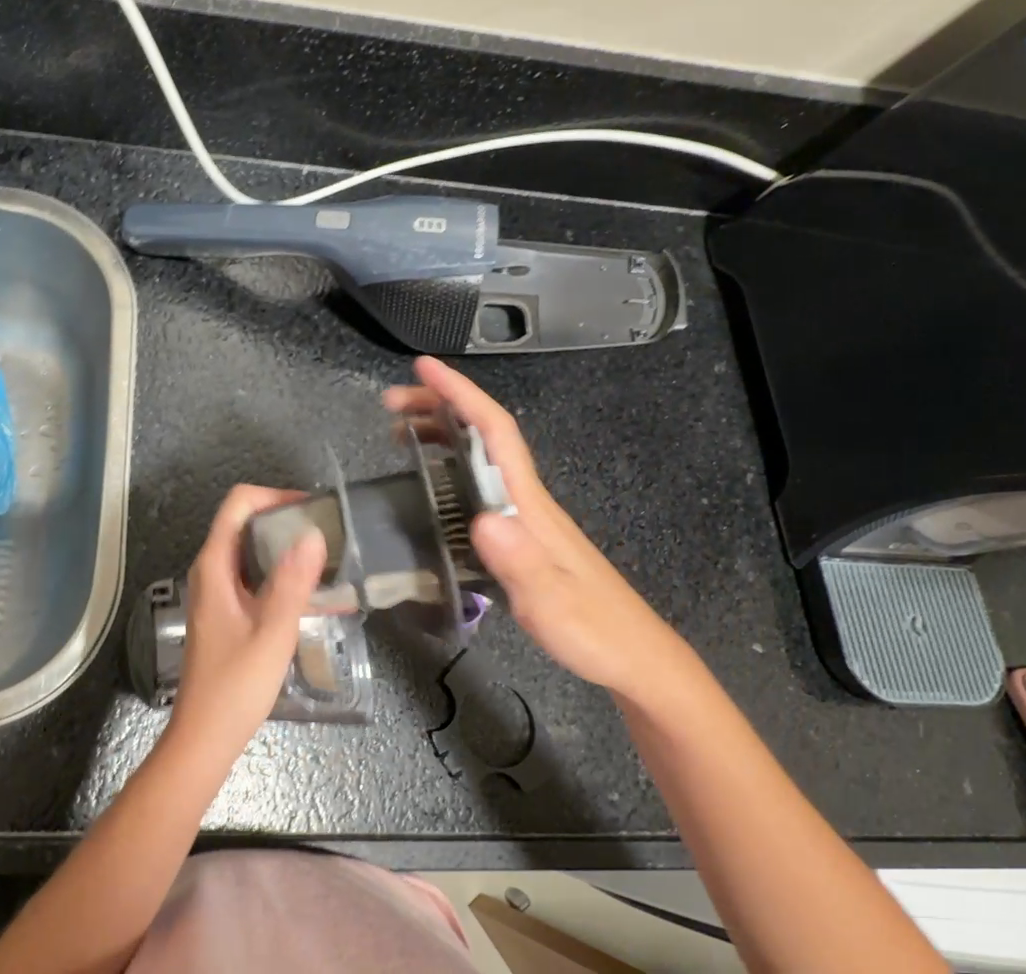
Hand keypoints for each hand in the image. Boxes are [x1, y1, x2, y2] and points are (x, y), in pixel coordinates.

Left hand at [169, 485, 328, 753]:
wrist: (205, 737)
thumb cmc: (236, 687)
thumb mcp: (272, 633)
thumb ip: (292, 582)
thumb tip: (312, 533)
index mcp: (214, 566)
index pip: (238, 504)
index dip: (274, 496)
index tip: (314, 509)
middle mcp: (211, 572)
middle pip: (246, 525)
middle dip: (286, 521)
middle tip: (331, 534)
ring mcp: (217, 594)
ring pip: (253, 554)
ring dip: (288, 551)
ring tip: (331, 561)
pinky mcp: (227, 615)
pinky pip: (256, 581)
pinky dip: (283, 579)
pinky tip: (316, 596)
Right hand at [383, 356, 694, 700]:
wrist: (634, 657)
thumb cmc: (593, 629)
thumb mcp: (550, 601)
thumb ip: (519, 561)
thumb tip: (481, 517)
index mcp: (529, 504)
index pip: (494, 432)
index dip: (460, 393)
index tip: (424, 367)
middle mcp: (526, 500)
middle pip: (484, 435)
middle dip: (439, 406)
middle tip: (391, 403)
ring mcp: (525, 517)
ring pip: (480, 458)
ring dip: (442, 433)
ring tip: (399, 434)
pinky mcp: (521, 537)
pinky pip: (478, 485)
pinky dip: (449, 468)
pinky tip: (432, 484)